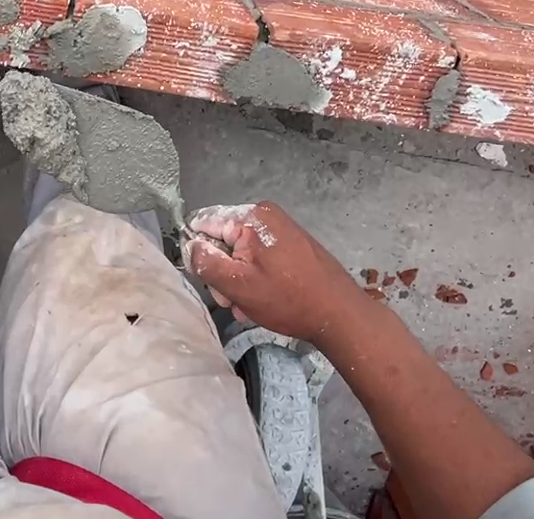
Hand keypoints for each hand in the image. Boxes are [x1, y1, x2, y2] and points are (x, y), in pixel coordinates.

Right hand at [183, 201, 368, 344]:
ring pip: (242, 253)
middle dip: (223, 272)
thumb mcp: (239, 285)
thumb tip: (189, 247)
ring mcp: (282, 230)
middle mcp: (266, 215)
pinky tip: (263, 301)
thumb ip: (206, 262)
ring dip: (239, 280)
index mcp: (251, 216)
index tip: (208, 279)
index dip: (200, 252)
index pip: (205, 224)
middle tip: (231, 301)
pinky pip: (261, 257)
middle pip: (224, 239)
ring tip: (248, 307)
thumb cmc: (289, 300)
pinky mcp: (293, 246)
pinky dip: (256, 278)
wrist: (343, 317)